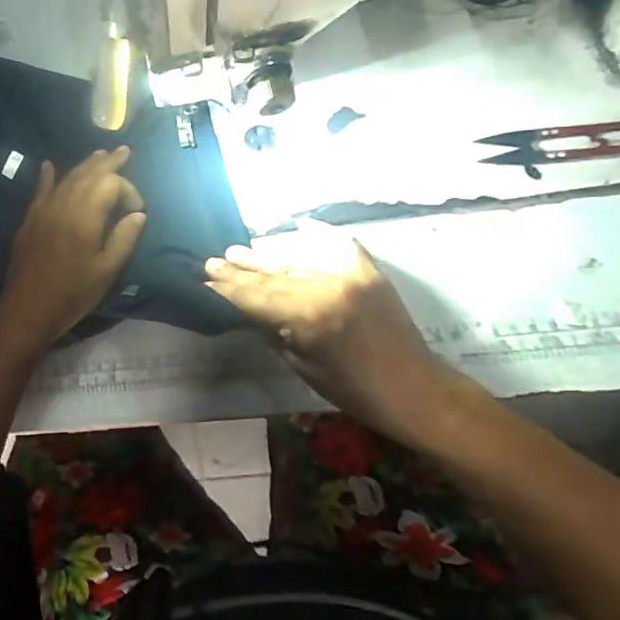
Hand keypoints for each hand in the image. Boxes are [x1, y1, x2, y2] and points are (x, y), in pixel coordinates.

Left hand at [0, 148, 146, 348]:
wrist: (27, 309)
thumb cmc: (72, 293)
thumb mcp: (107, 271)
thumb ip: (124, 239)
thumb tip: (138, 214)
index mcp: (86, 215)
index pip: (111, 184)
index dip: (129, 191)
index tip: (137, 212)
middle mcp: (64, 204)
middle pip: (88, 173)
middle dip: (107, 162)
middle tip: (123, 150)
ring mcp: (44, 210)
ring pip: (67, 178)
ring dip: (84, 165)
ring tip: (99, 154)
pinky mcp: (30, 220)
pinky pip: (41, 191)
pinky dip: (47, 176)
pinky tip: (48, 165)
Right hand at [204, 231, 482, 444]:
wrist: (417, 391)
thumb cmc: (354, 391)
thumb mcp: (302, 365)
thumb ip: (272, 331)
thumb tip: (244, 310)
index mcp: (308, 315)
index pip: (255, 296)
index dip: (226, 289)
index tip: (202, 280)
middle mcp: (327, 286)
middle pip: (272, 276)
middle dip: (239, 271)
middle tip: (212, 261)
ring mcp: (350, 275)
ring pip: (297, 262)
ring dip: (266, 258)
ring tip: (239, 251)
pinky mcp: (370, 273)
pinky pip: (339, 248)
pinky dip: (318, 238)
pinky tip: (300, 228)